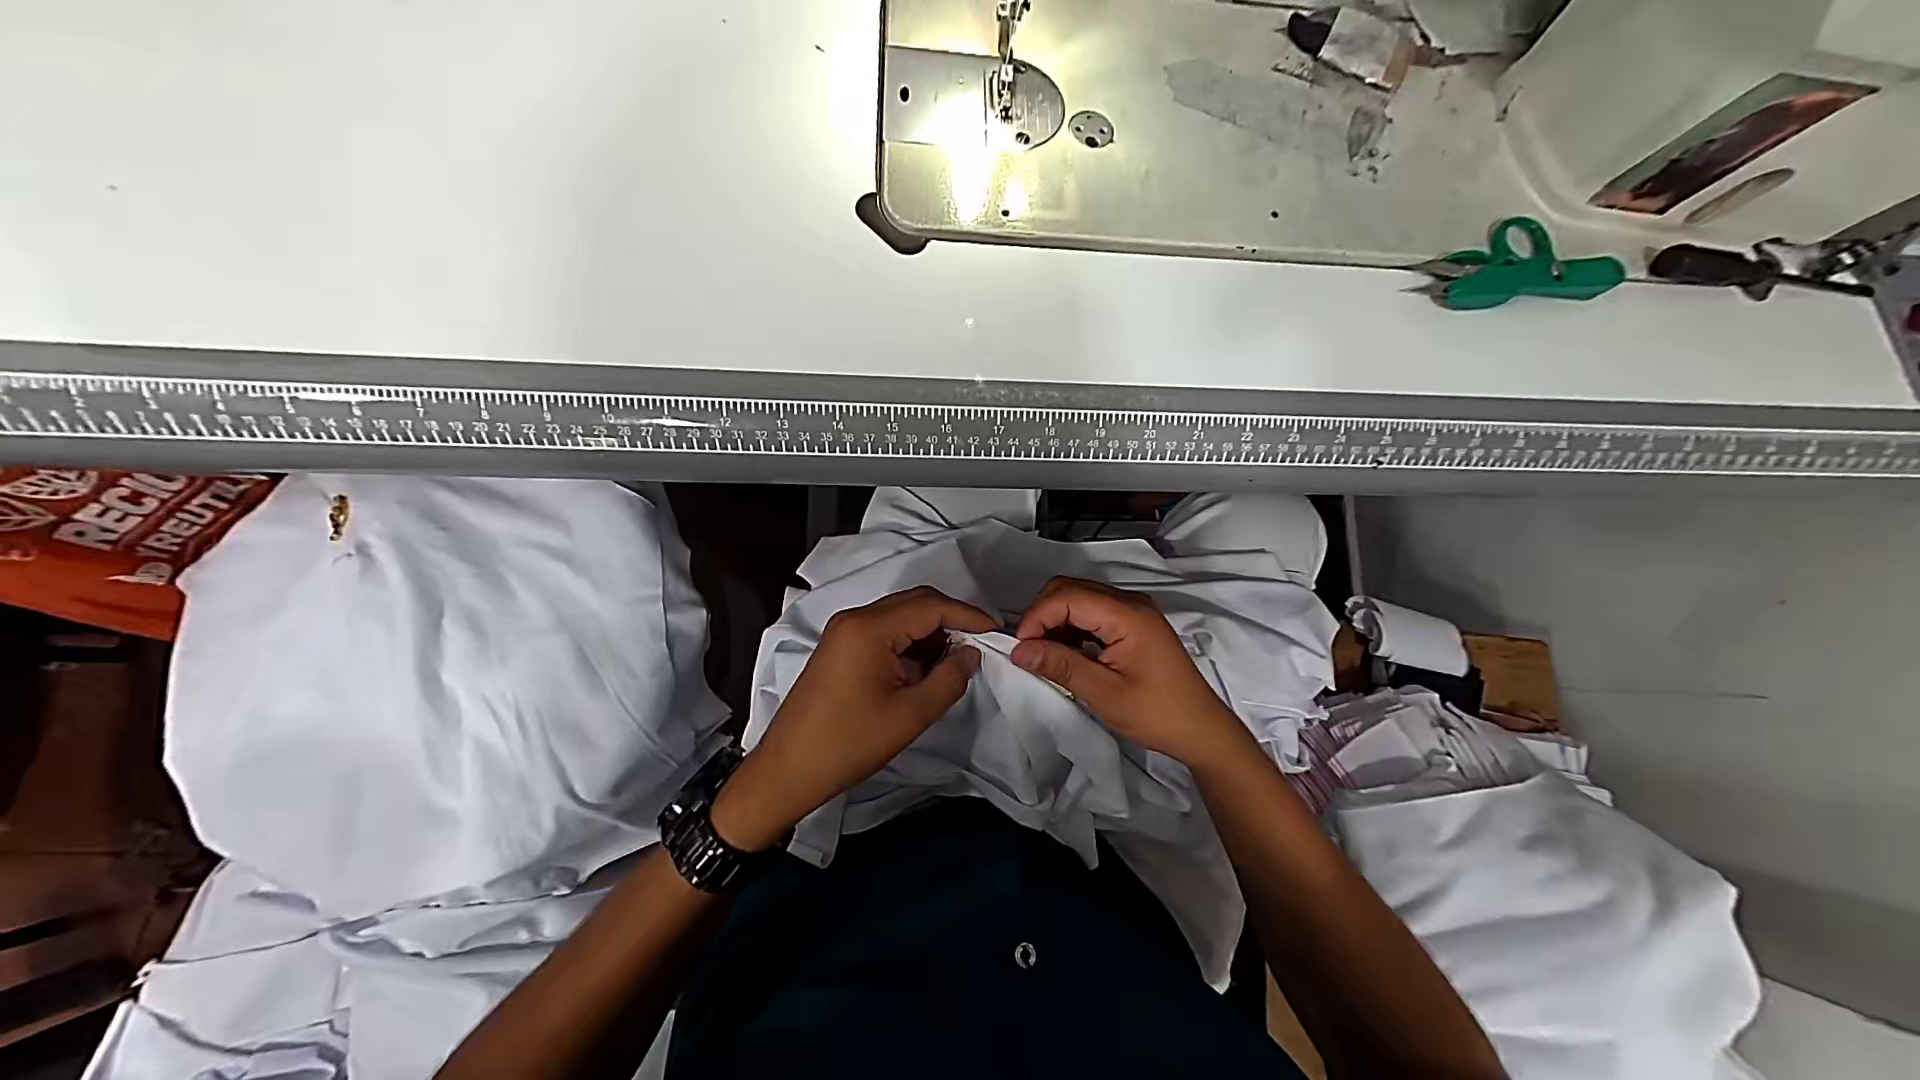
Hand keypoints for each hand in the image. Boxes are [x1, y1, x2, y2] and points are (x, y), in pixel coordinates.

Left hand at [711, 586, 994, 850]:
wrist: (787, 769)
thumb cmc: (849, 744)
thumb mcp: (910, 715)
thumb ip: (949, 679)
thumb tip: (971, 653)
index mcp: (869, 628)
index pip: (931, 605)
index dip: (969, 615)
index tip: (997, 632)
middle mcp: (855, 618)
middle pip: (915, 602)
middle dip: (951, 619)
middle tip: (980, 645)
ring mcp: (843, 630)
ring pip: (900, 614)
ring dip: (930, 630)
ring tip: (955, 659)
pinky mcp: (839, 646)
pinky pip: (884, 629)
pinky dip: (909, 640)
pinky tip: (925, 665)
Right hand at [1011, 577, 1255, 770]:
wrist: (1201, 730)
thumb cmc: (1159, 714)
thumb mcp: (1103, 693)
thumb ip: (1060, 665)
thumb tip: (1021, 650)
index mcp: (1128, 615)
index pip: (1067, 596)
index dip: (1036, 617)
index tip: (1020, 646)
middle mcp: (1131, 604)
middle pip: (1070, 589)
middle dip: (1041, 615)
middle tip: (1027, 649)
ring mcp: (1133, 612)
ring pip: (1078, 598)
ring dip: (1054, 621)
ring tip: (1043, 655)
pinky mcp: (1132, 624)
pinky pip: (1091, 613)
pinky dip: (1071, 628)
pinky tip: (1064, 653)